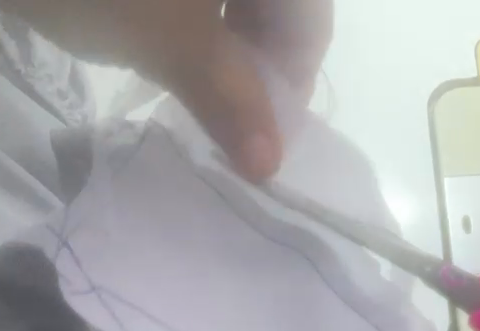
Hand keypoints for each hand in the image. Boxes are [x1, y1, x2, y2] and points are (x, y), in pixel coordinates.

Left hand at [11, 0, 332, 180]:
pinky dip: (195, 12)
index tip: (267, 130)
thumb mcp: (172, 44)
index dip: (295, 75)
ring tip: (197, 79)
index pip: (310, 14)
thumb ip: (232, 101)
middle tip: (234, 114)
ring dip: (228, 36)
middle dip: (261, 57)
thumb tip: (269, 167)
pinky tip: (169, 37)